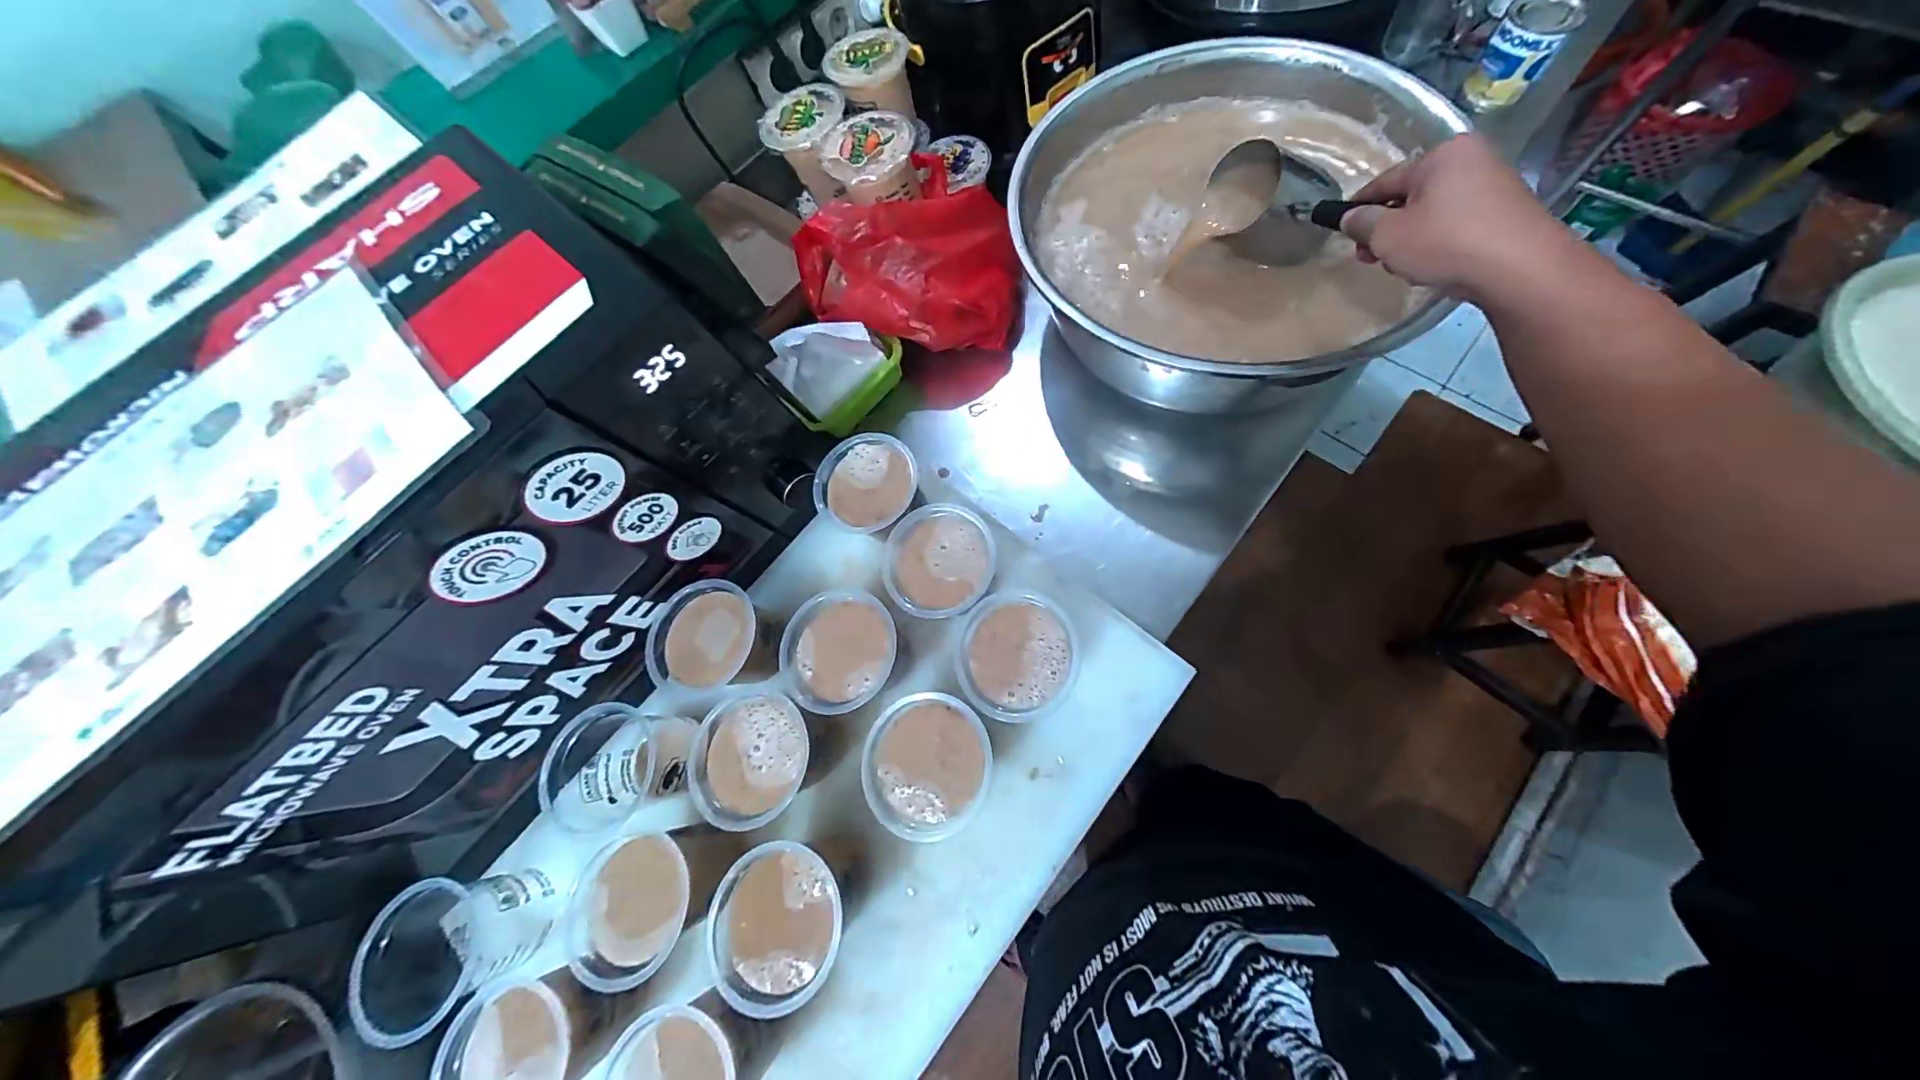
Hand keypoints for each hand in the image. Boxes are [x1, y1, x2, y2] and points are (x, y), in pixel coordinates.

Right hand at [1338, 134, 1577, 297]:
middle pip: (1410, 196)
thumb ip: (1362, 223)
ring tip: (1402, 266)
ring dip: (1409, 238)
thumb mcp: (1387, 236)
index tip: (1340, 228)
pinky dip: (1437, 241)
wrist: (1518, 266)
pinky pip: (1456, 222)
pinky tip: (1432, 265)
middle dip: (1386, 228)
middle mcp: (1471, 159)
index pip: (1384, 182)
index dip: (1357, 207)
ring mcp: (1493, 183)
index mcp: (1441, 155)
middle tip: (1370, 258)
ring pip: (1432, 211)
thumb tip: (1349, 216)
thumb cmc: (1445, 243)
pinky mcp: (1505, 210)